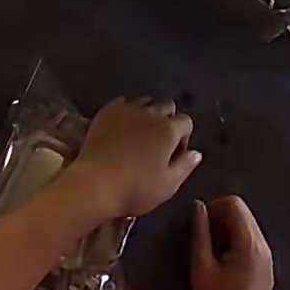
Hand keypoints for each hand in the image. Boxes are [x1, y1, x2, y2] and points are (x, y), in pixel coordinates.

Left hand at [58, 97, 200, 221]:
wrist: (93, 184)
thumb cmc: (135, 188)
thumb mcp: (168, 185)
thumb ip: (185, 166)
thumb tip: (196, 153)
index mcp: (169, 130)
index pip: (186, 122)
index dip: (184, 136)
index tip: (175, 153)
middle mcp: (151, 113)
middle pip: (167, 105)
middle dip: (168, 118)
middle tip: (159, 140)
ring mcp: (128, 110)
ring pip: (145, 101)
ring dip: (148, 112)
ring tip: (140, 130)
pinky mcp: (107, 112)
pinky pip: (123, 102)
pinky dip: (127, 110)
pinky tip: (121, 125)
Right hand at [191, 195, 273, 289]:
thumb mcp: (201, 269)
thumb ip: (200, 234)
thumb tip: (199, 207)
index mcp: (249, 243)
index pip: (235, 204)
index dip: (215, 207)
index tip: (201, 225)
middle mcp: (264, 244)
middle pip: (243, 212)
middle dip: (221, 217)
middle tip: (204, 239)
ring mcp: (268, 255)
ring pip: (248, 224)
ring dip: (229, 228)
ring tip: (213, 252)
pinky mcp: (267, 266)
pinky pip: (253, 239)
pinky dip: (238, 240)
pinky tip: (225, 262)